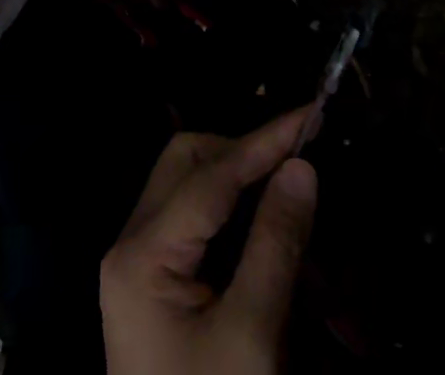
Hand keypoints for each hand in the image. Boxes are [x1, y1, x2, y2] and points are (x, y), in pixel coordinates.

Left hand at [101, 108, 318, 374]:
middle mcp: (131, 244)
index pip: (214, 173)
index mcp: (143, 255)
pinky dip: (231, 197)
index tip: (313, 113)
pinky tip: (263, 208)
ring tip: (287, 173)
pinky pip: (193, 212)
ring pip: (188, 180)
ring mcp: (139, 261)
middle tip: (295, 157)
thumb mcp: (252, 330)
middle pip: (187, 161)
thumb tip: (302, 164)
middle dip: (242, 147)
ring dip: (238, 168)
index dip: (267, 138)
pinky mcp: (155, 279)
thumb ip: (277, 241)